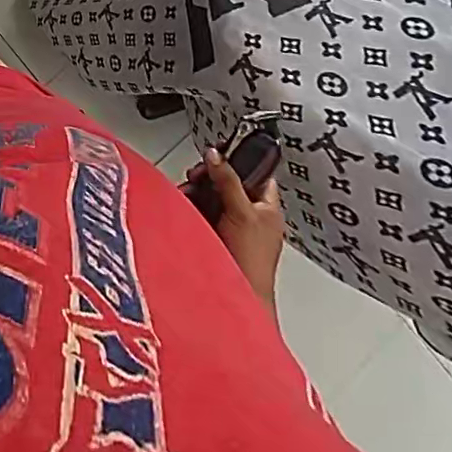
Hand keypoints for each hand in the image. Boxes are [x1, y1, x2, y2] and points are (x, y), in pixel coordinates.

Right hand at [198, 146, 283, 313]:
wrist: (237, 299)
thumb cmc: (253, 263)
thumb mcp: (242, 212)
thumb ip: (228, 180)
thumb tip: (217, 155)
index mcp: (267, 206)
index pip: (254, 171)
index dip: (238, 160)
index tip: (220, 152)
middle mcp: (249, 214)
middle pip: (227, 182)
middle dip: (209, 176)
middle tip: (198, 174)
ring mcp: (230, 225)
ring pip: (210, 196)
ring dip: (197, 191)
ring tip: (189, 191)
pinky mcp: (213, 234)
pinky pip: (200, 211)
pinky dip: (191, 205)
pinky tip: (185, 204)